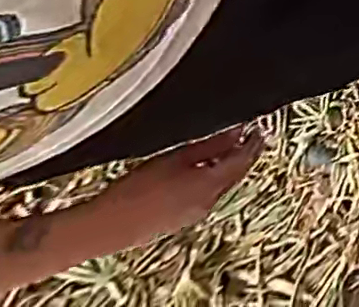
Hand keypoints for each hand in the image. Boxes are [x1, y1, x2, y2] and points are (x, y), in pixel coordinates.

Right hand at [82, 129, 264, 245]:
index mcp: (212, 185)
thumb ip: (212, 144)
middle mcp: (209, 202)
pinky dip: (211, 181)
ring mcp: (194, 215)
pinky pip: (205, 197)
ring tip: (227, 150)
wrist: (97, 230)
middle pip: (236, 173)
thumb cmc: (135, 189)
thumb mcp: (177, 158)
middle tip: (250, 137)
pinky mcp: (178, 222)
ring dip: (227, 168)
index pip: (245, 159)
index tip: (260, 128)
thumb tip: (239, 130)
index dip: (255, 142)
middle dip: (245, 155)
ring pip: (221, 186)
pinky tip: (202, 172)